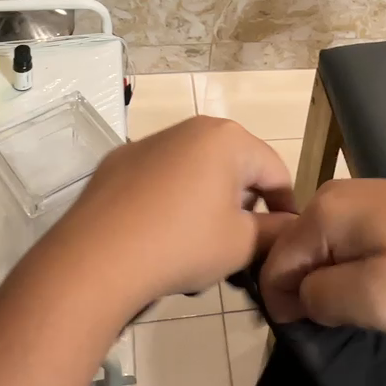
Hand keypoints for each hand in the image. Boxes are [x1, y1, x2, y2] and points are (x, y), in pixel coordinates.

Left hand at [42, 116, 297, 311]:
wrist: (95, 258)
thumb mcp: (240, 245)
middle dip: (242, 205)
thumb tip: (290, 228)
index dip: (285, 209)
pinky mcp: (120, 161)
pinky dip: (169, 201)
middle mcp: (192, 127)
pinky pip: (161, 178)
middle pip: (235, 167)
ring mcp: (152, 141)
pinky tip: (157, 237)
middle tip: (238, 248)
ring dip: (206, 202)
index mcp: (228, 139)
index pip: (275, 171)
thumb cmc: (181, 245)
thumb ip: (274, 233)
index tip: (282, 243)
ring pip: (197, 170)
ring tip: (196, 246)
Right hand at [258, 179, 385, 333]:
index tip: (323, 334)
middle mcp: (337, 194)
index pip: (273, 264)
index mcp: (324, 210)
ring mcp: (367, 197)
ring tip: (378, 308)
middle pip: (299, 254)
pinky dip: (362, 270)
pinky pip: (354, 243)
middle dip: (313, 293)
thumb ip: (320, 298)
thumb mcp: (374, 298)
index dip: (286, 307)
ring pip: (328, 250)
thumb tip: (297, 295)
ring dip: (340, 284)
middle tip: (355, 322)